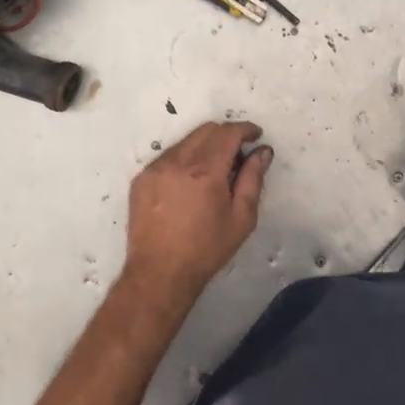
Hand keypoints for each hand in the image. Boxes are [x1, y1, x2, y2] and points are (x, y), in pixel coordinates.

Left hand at [124, 121, 272, 300]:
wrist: (159, 275)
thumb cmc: (206, 250)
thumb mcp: (241, 218)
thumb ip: (253, 179)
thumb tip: (263, 151)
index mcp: (205, 170)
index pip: (228, 132)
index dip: (245, 129)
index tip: (256, 136)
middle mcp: (178, 161)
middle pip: (207, 130)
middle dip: (227, 135)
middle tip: (238, 156)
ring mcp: (156, 168)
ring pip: (187, 141)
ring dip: (205, 146)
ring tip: (213, 172)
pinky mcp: (141, 178)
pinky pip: (169, 156)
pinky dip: (185, 159)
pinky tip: (189, 183)